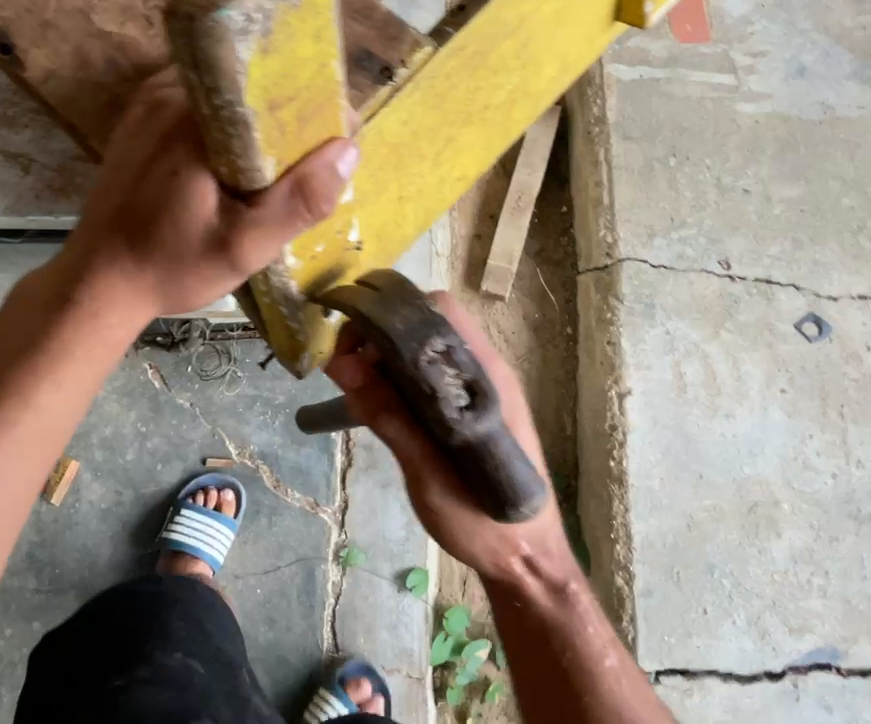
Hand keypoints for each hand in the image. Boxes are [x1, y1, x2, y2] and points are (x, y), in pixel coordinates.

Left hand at [53, 71, 358, 319]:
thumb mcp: (243, 247)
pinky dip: (223, 123)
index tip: (333, 138)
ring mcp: (148, 103)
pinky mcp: (138, 120)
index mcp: (195, 118)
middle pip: (248, 84)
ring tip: (279, 160)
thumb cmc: (168, 266)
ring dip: (254, 119)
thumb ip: (298, 201)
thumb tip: (348, 150)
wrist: (97, 281)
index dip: (313, 105)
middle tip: (309, 155)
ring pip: (223, 93)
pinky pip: (196, 104)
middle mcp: (169, 94)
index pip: (272, 83)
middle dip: (285, 112)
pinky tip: (236, 160)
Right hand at [324, 292, 575, 584]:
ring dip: (385, 357)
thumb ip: (389, 416)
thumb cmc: (483, 522)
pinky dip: (397, 376)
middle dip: (380, 334)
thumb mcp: (427, 473)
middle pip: (427, 322)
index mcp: (485, 377)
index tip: (352, 346)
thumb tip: (343, 367)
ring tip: (356, 388)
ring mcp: (480, 387)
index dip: (391, 315)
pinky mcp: (471, 406)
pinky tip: (379, 403)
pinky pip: (429, 372)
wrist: (527, 561)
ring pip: (425, 346)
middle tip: (346, 369)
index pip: (438, 310)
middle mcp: (484, 371)